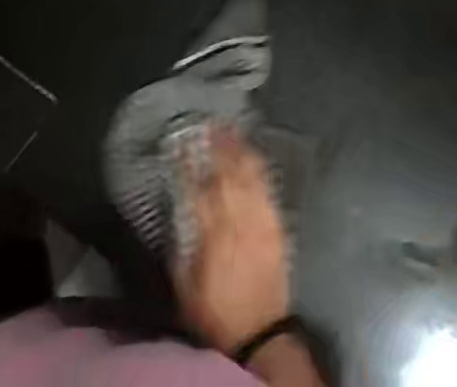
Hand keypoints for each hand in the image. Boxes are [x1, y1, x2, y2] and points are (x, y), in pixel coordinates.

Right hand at [173, 127, 289, 354]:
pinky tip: (253, 154)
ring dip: (239, 149)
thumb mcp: (185, 281)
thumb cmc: (214, 310)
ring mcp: (261, 220)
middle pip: (227, 174)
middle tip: (210, 124)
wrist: (259, 332)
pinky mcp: (277, 224)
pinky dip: (258, 167)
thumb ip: (181, 241)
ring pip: (249, 176)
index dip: (189, 163)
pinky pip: (267, 187)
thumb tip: (179, 208)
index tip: (182, 143)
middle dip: (218, 146)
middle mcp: (238, 221)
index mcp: (211, 235)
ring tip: (230, 129)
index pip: (197, 188)